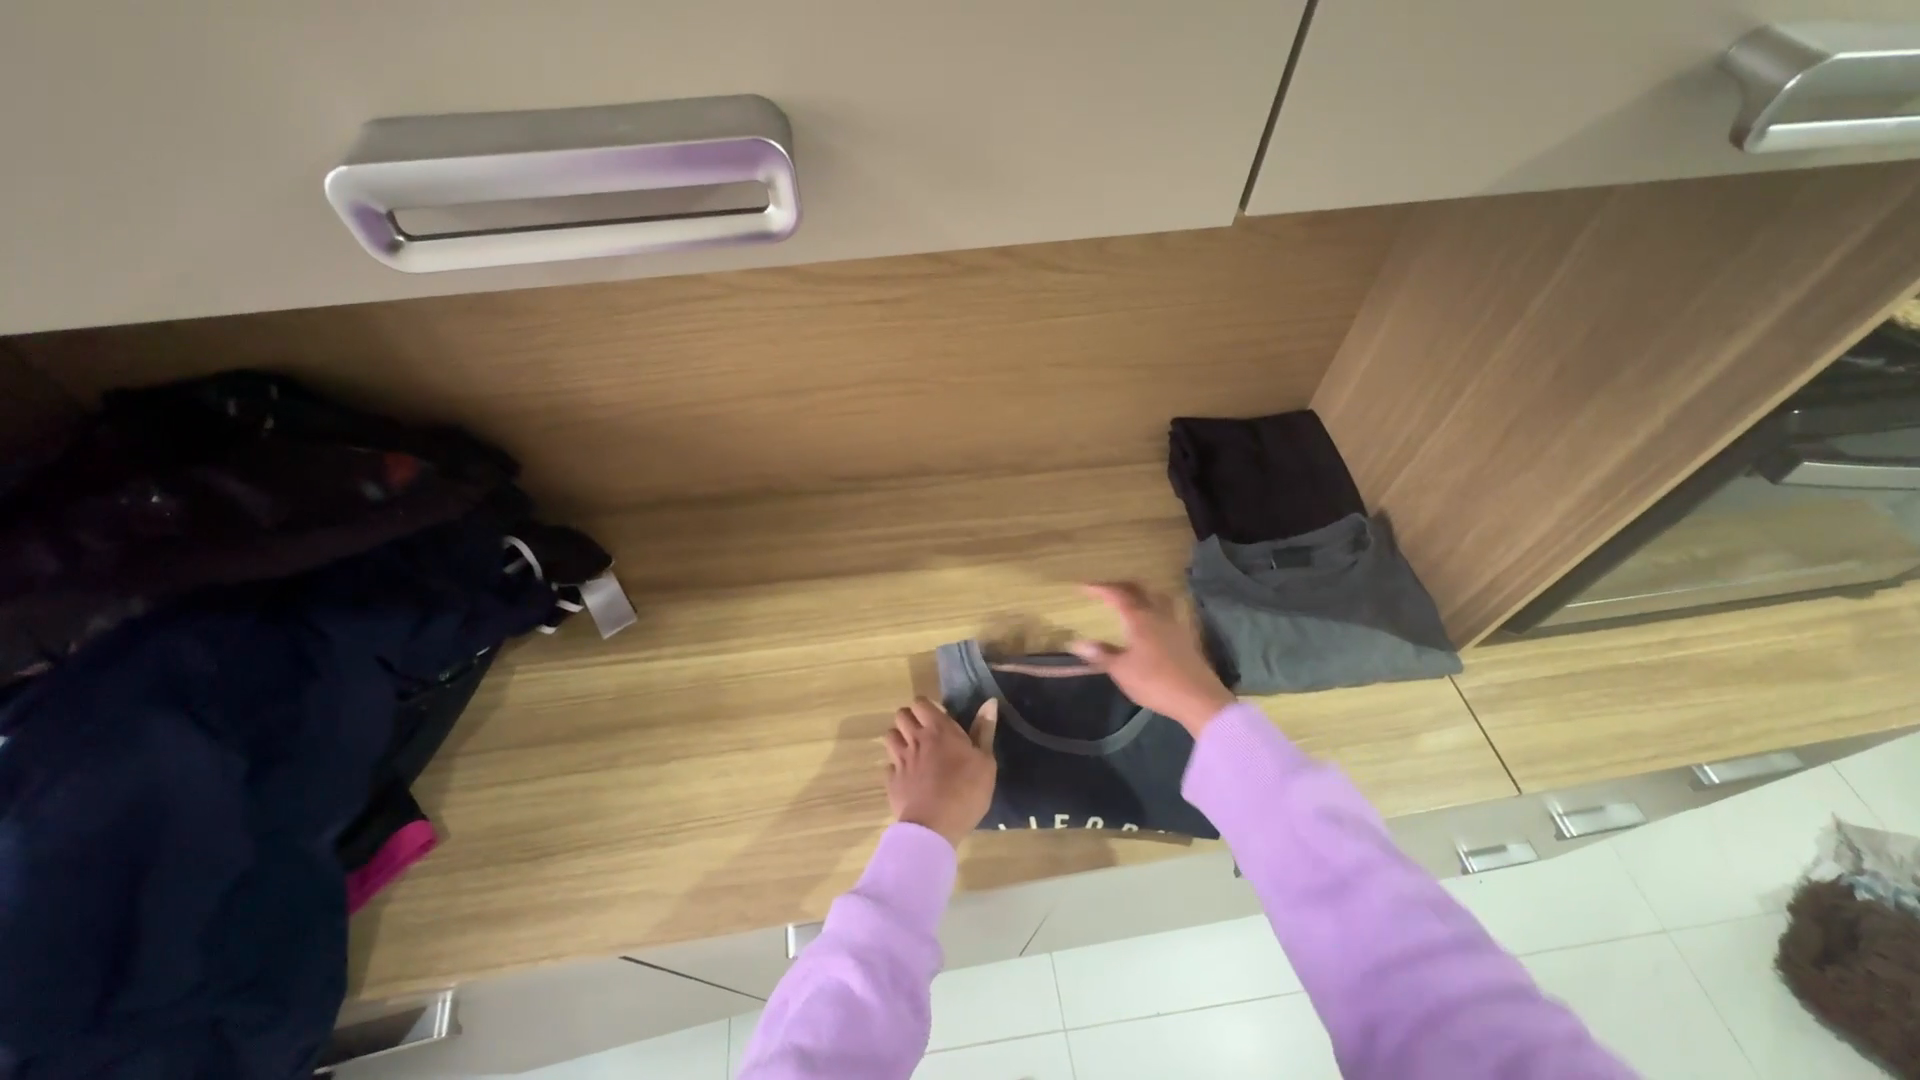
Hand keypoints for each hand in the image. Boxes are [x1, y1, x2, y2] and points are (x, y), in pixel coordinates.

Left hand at [884, 697, 998, 847]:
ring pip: (890, 736)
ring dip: (900, 738)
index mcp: (939, 730)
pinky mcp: (891, 780)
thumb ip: (984, 730)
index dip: (926, 707)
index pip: (921, 703)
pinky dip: (896, 767)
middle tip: (924, 732)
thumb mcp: (985, 761)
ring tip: (912, 751)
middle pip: (901, 715)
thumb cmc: (966, 791)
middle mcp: (915, 739)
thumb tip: (990, 701)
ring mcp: (900, 760)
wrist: (935, 826)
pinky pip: (889, 764)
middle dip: (910, 718)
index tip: (937, 717)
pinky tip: (907, 777)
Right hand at [1068, 582, 1235, 735]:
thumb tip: (1079, 643)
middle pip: (1140, 590)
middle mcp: (1159, 615)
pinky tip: (1151, 622)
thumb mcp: (1122, 670)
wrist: (1197, 698)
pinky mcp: (1186, 637)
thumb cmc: (1155, 681)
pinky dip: (1154, 609)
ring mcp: (1175, 625)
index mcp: (1140, 619)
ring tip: (1131, 600)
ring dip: (1142, 594)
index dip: (1100, 588)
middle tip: (1107, 589)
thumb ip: (1101, 654)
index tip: (1085, 586)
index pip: (1118, 595)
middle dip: (1122, 586)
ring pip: (1157, 599)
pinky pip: (1167, 613)